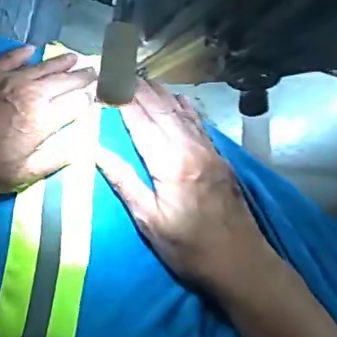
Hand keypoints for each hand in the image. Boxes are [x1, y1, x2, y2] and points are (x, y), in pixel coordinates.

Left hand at [0, 47, 97, 197]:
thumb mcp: (18, 177)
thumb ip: (50, 160)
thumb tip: (76, 148)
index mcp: (41, 121)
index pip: (77, 104)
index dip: (92, 98)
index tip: (102, 94)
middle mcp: (28, 93)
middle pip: (64, 81)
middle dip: (83, 76)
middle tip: (96, 70)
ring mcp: (4, 80)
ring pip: (40, 66)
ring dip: (60, 62)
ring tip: (75, 58)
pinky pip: (7, 58)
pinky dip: (22, 53)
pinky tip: (31, 49)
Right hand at [96, 79, 294, 302]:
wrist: (242, 264)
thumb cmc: (188, 248)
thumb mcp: (149, 220)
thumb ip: (124, 182)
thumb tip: (95, 151)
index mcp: (171, 164)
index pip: (140, 121)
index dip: (120, 99)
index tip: (100, 83)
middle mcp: (192, 149)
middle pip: (161, 109)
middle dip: (137, 89)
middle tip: (114, 73)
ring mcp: (209, 151)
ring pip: (181, 111)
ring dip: (158, 93)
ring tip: (137, 78)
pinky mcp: (218, 157)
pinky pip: (196, 121)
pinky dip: (180, 105)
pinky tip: (172, 99)